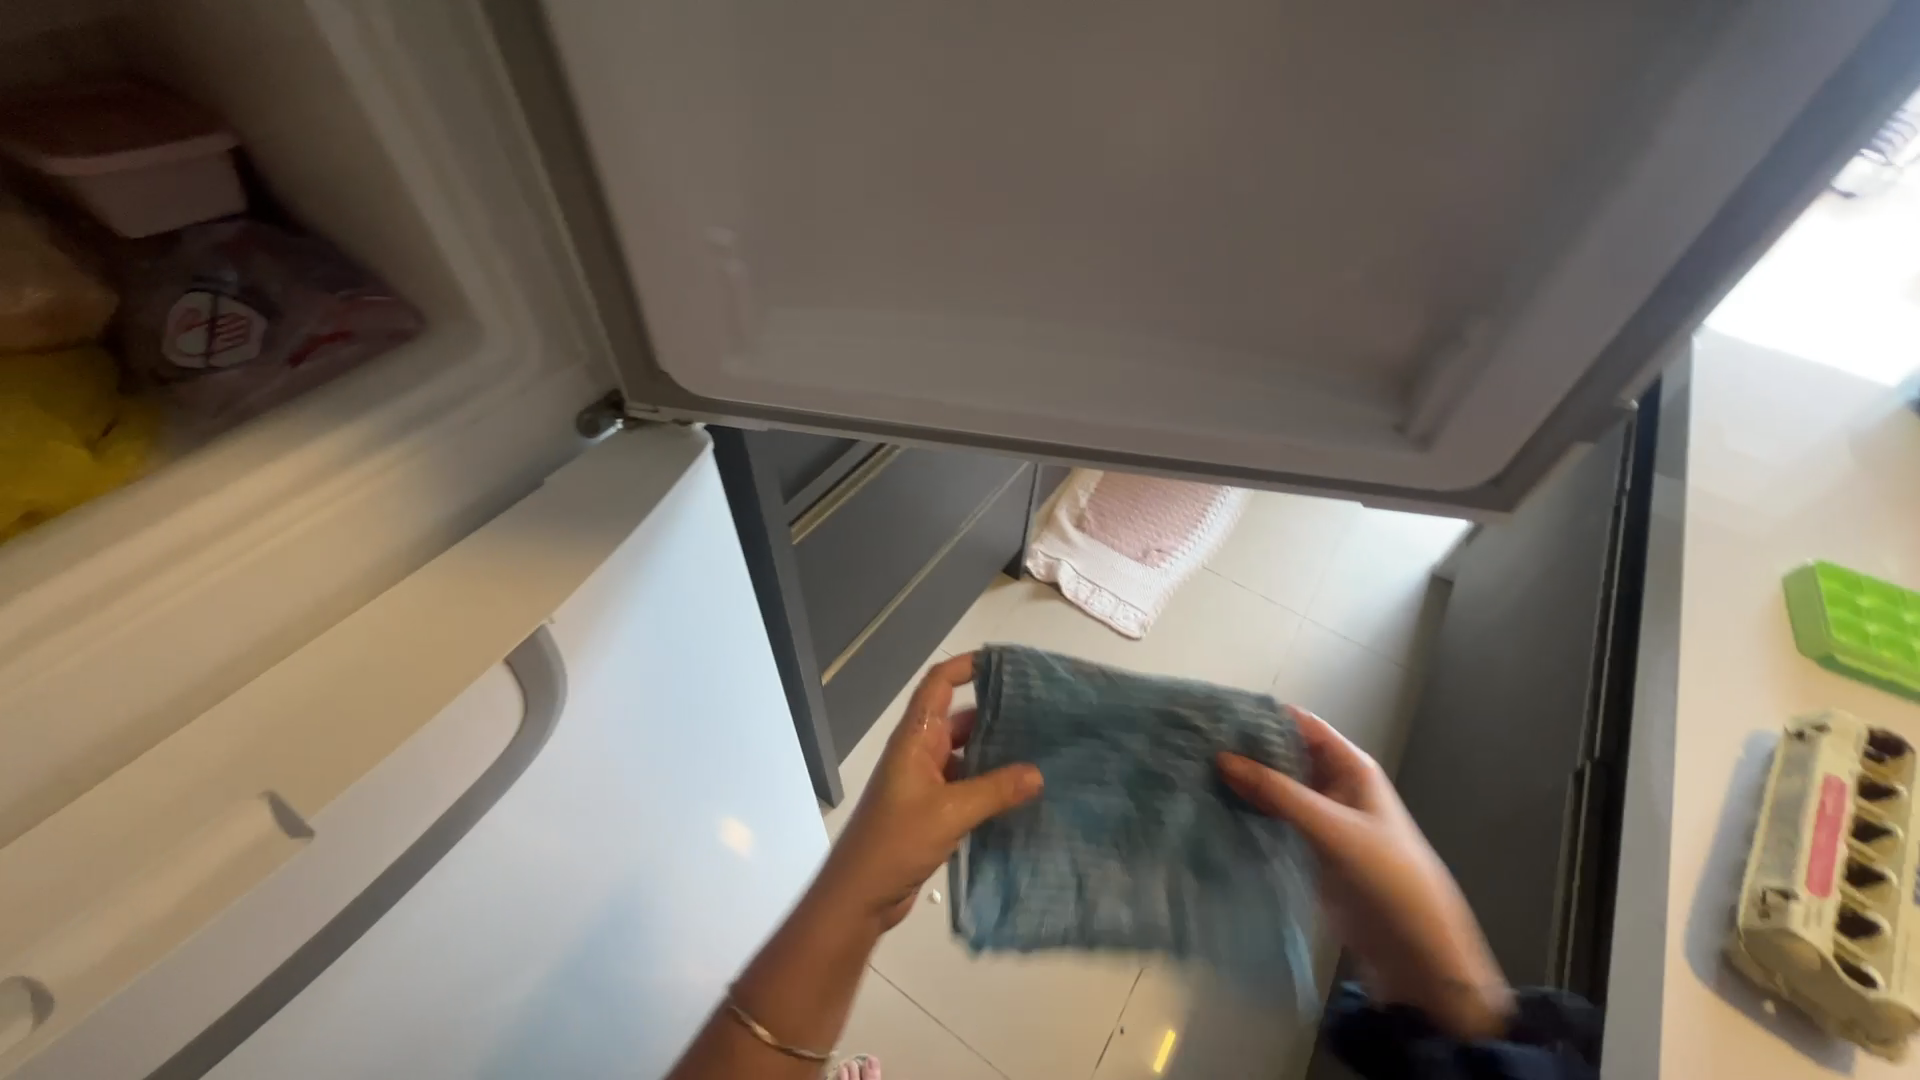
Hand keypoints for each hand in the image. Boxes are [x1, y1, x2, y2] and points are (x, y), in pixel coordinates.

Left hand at [819, 654, 1043, 928]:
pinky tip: (1023, 792)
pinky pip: (967, 785)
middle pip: (959, 718)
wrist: (859, 896)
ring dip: (997, 752)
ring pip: (966, 754)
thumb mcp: (950, 812)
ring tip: (1042, 750)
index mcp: (914, 738)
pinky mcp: (933, 810)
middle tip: (1042, 713)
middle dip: (996, 712)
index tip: (1005, 663)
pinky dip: (991, 784)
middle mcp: (919, 752)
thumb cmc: (895, 842)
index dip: (966, 666)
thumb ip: (995, 790)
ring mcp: (925, 782)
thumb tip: (1038, 772)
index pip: (938, 684)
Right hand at [1216, 707, 1512, 1038]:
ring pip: (1274, 783)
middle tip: (1196, 742)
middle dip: (1244, 746)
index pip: (1299, 723)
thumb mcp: (1330, 827)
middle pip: (1282, 751)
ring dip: (1242, 777)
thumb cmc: (1383, 874)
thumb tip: (1220, 757)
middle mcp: (1332, 782)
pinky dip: (1247, 805)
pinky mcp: (1307, 842)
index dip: (1261, 714)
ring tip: (1195, 768)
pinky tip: (1215, 803)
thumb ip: (1276, 792)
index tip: (1214, 713)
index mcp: (1348, 765)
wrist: (1413, 947)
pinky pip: (1272, 813)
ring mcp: (1319, 813)